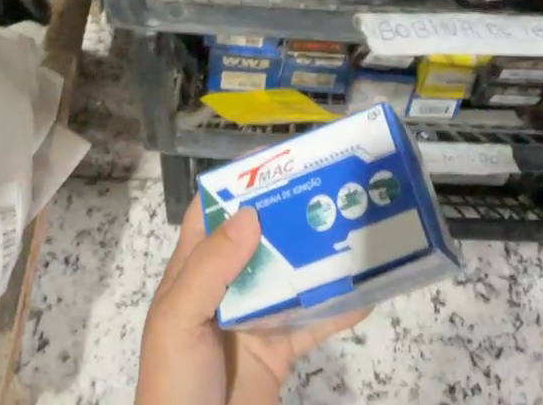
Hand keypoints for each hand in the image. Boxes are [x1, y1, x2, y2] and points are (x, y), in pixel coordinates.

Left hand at [136, 200, 368, 404]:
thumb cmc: (175, 385)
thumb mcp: (178, 322)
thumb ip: (210, 270)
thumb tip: (251, 215)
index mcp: (193, 273)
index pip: (213, 214)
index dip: (239, 185)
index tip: (277, 160)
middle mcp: (226, 287)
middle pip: (261, 238)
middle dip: (291, 212)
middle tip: (330, 185)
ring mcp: (255, 318)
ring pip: (292, 274)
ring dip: (320, 253)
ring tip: (355, 225)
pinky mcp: (280, 349)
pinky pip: (314, 321)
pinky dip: (340, 307)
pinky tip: (367, 291)